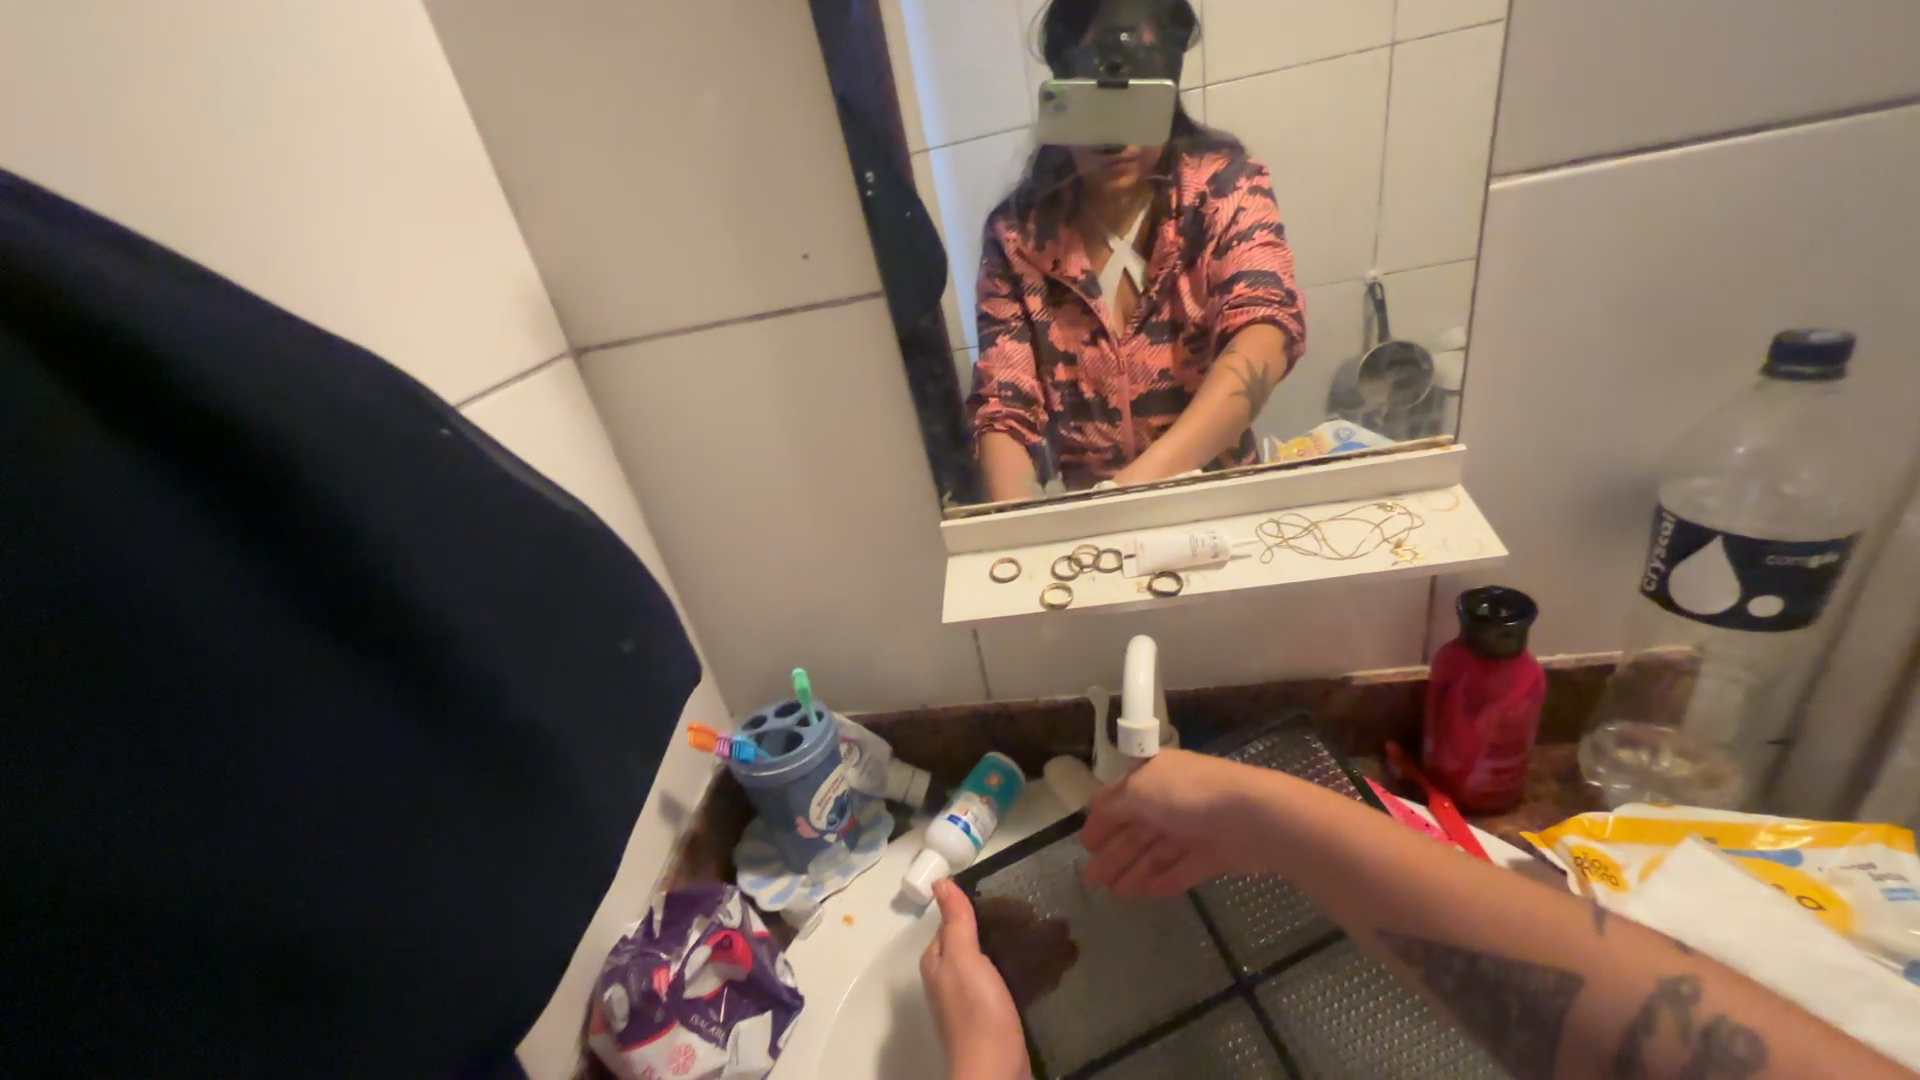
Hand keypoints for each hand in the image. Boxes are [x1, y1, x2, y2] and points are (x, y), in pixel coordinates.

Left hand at [920, 880, 1028, 1079]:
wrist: (996, 1072)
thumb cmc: (976, 1011)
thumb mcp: (964, 958)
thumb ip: (955, 921)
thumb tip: (939, 881)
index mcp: (937, 962)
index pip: (952, 921)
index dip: (975, 906)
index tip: (1008, 895)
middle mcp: (948, 979)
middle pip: (971, 941)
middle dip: (996, 927)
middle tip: (1030, 913)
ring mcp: (969, 1000)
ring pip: (988, 962)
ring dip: (1009, 948)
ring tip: (1040, 934)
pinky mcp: (991, 1016)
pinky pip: (1002, 982)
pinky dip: (1017, 971)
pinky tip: (1038, 965)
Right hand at [1081, 749, 1264, 896]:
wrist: (1251, 816)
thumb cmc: (1187, 794)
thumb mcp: (1139, 791)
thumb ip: (1113, 805)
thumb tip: (1092, 812)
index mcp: (1154, 775)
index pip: (1120, 798)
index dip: (1102, 821)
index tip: (1086, 845)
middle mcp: (1173, 798)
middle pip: (1137, 828)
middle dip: (1114, 853)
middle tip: (1092, 880)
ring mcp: (1195, 826)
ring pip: (1158, 851)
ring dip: (1134, 870)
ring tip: (1115, 893)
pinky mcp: (1214, 854)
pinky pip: (1182, 867)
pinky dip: (1163, 879)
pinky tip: (1143, 894)